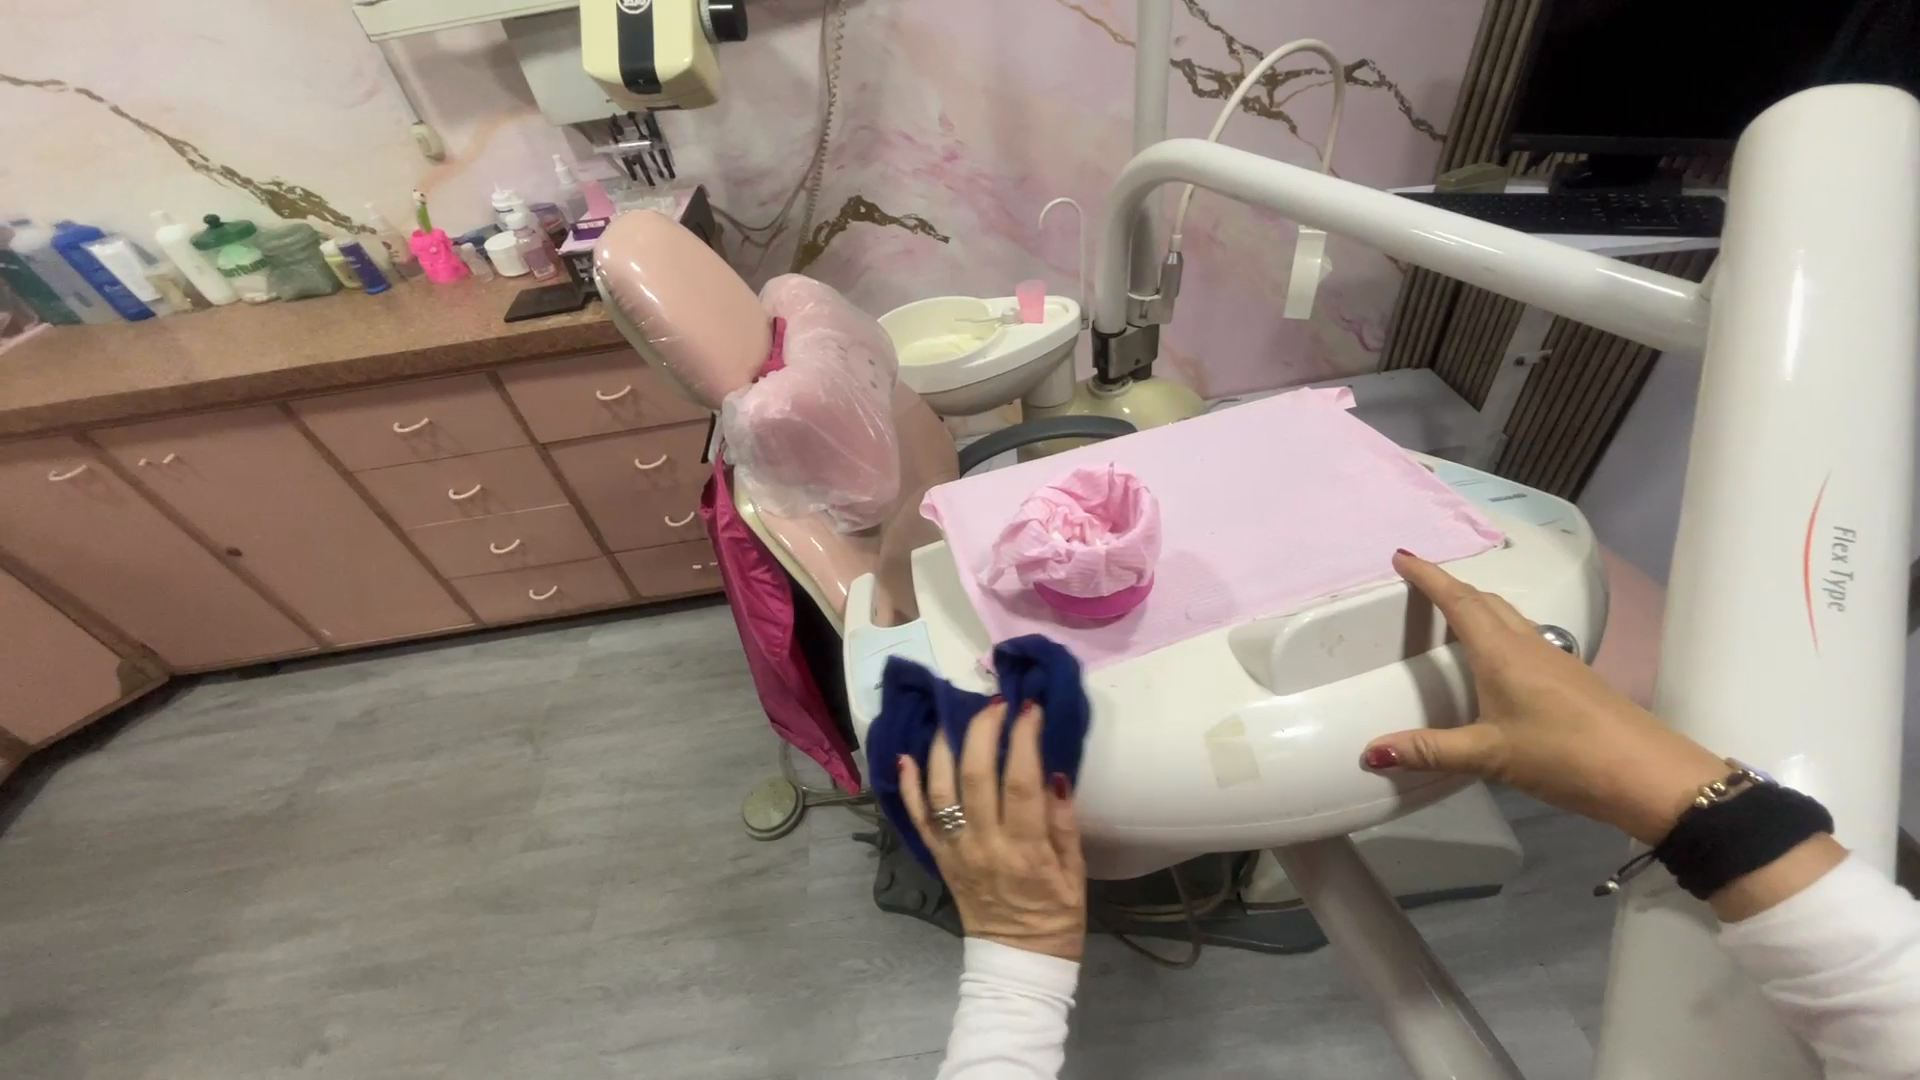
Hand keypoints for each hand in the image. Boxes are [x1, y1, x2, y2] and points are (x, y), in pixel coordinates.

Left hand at [896, 703, 1087, 960]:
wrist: (1016, 962)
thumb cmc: (1055, 915)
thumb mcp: (1076, 873)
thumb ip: (1064, 822)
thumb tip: (1053, 773)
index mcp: (1024, 850)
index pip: (1020, 781)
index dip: (1023, 739)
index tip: (1029, 708)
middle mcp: (983, 844)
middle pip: (974, 775)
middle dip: (982, 730)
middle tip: (995, 704)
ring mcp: (954, 850)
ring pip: (939, 789)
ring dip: (943, 746)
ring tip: (955, 716)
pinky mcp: (936, 856)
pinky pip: (916, 816)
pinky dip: (907, 784)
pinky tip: (906, 754)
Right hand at [1363, 551, 1729, 845]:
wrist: (1658, 780)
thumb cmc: (1567, 757)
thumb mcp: (1490, 757)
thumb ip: (1429, 751)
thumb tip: (1372, 752)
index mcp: (1502, 654)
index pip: (1458, 602)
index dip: (1428, 576)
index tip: (1402, 556)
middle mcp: (1528, 646)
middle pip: (1485, 601)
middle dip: (1450, 585)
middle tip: (1419, 582)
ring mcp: (1556, 660)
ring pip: (1509, 616)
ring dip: (1476, 604)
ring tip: (1450, 610)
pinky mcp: (1573, 677)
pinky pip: (1525, 635)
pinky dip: (1498, 627)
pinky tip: (1495, 654)